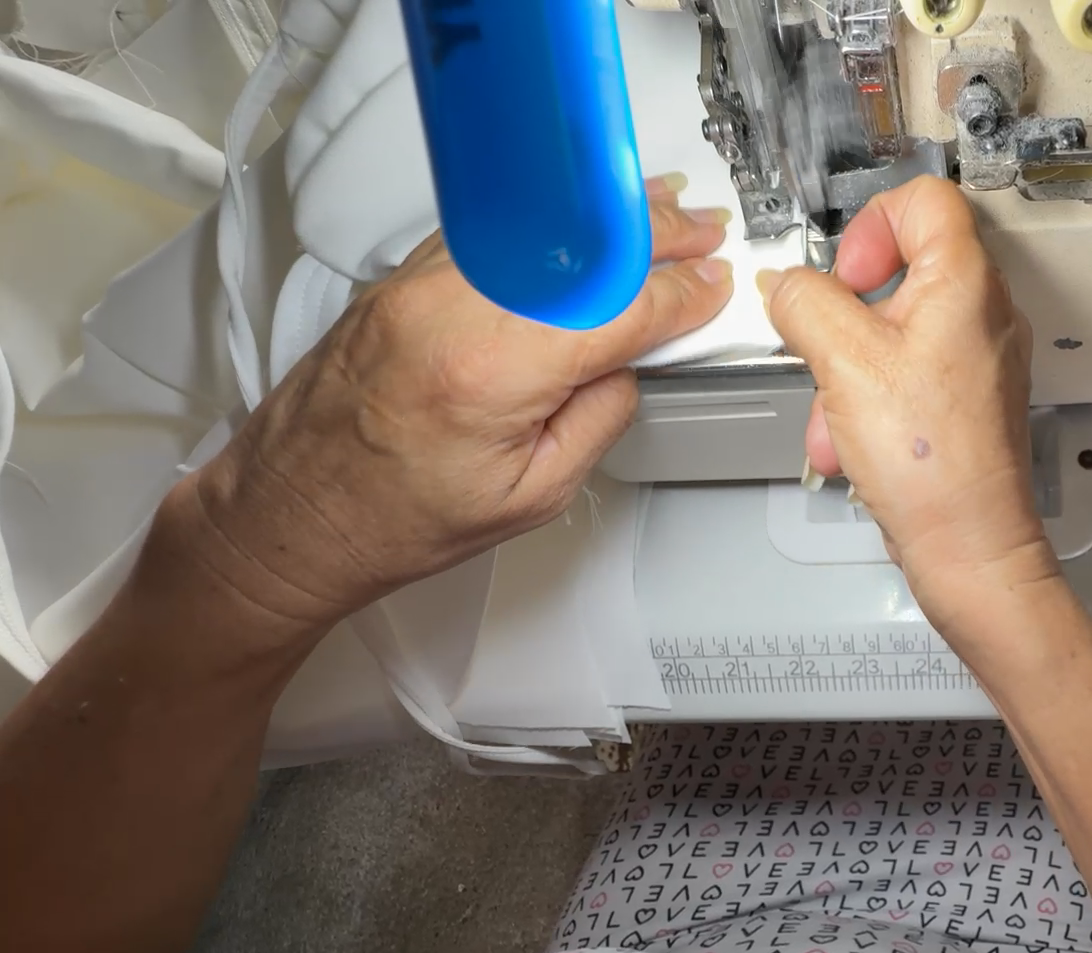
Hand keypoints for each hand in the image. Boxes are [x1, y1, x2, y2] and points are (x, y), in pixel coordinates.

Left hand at [166, 177, 733, 629]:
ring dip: (608, 223)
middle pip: (579, 250)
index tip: (714, 286)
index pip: (616, 310)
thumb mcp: (538, 492)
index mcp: (492, 370)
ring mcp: (417, 286)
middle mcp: (448, 309)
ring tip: (660, 214)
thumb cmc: (403, 517)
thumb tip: (632, 364)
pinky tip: (588, 229)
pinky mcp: (402, 283)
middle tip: (702, 232)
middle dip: (654, 236)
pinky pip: (498, 238)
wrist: (295, 514)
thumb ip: (600, 417)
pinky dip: (555, 228)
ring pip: (538, 230)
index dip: (678, 295)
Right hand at [760, 177, 1055, 620]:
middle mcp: (984, 317)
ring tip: (833, 424)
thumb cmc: (931, 462)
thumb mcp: (843, 362)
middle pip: (899, 277)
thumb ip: (804, 304)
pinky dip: (869, 408)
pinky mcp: (964, 405)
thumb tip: (785, 286)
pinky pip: (906, 382)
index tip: (844, 279)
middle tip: (828, 354)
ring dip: (846, 379)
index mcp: (967, 283)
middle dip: (844, 324)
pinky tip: (849, 448)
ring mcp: (978, 364)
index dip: (871, 226)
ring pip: (893, 339)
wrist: (968, 545)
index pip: (924, 201)